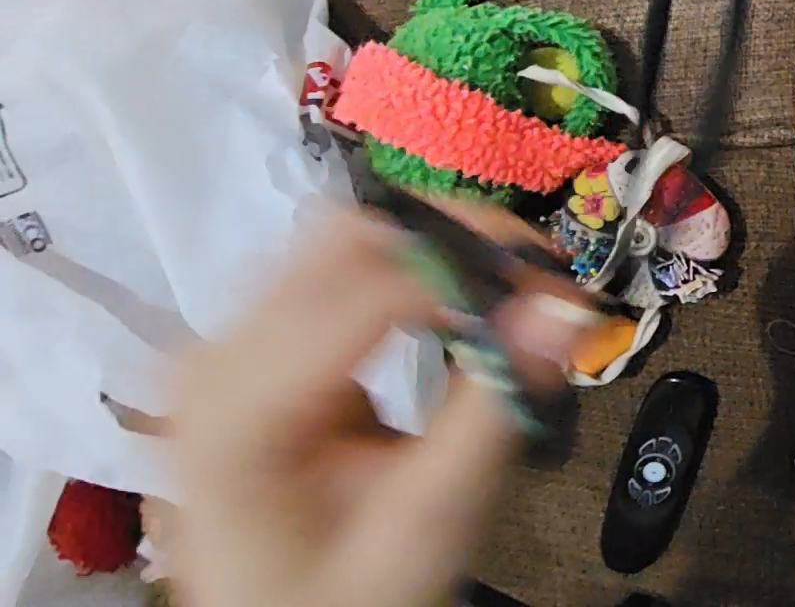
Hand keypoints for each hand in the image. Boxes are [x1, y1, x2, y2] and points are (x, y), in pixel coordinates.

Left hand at [171, 203, 594, 606]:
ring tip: (515, 288)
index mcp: (242, 412)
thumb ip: (495, 408)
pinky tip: (465, 299)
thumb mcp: (434, 517)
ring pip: (358, 232)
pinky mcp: (262, 331)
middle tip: (541, 281)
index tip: (563, 296)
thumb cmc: (353, 585)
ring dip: (452, 247)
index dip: (481, 273)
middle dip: (467, 241)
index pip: (374, 289)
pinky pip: (350, 257)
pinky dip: (425, 262)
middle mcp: (219, 355)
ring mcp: (233, 337)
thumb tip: (565, 306)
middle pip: (356, 237)